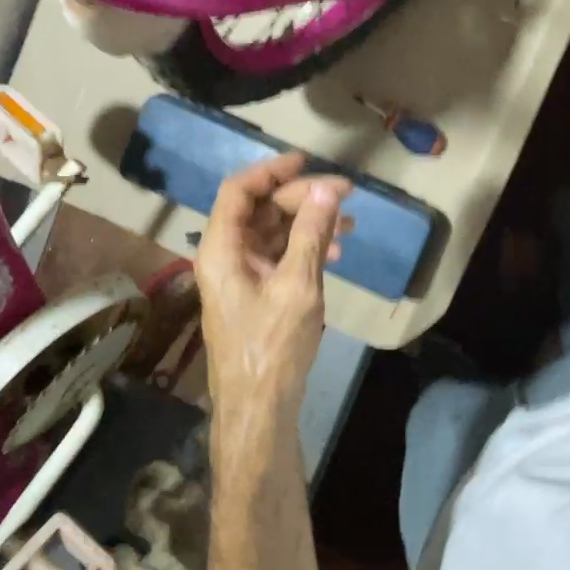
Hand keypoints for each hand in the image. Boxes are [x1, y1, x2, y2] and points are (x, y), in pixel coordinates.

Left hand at [194, 153, 351, 420]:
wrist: (258, 408)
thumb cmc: (273, 346)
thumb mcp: (298, 286)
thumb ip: (312, 233)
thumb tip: (328, 188)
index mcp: (221, 249)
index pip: (238, 191)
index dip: (271, 170)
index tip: (307, 161)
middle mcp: (224, 256)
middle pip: (260, 209)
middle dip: (301, 198)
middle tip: (344, 197)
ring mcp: (238, 276)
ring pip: (272, 232)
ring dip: (308, 222)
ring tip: (348, 224)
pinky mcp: (253, 293)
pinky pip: (277, 256)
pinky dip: (304, 248)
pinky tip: (335, 253)